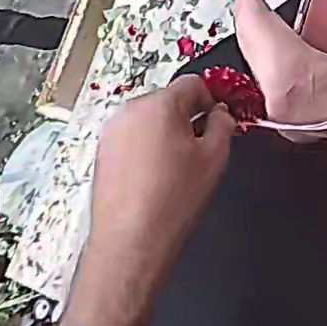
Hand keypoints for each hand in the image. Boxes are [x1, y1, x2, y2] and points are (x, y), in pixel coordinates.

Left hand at [81, 76, 231, 315]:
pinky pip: (133, 136)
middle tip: (200, 147)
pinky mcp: (102, 152)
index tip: (218, 120)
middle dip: (187, 117)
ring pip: (150, 118)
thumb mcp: (216, 156)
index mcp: (159, 105)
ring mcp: (112, 132)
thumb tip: (220, 115)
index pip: (193, 83)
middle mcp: (130, 112)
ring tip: (177, 166)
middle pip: (170, 99)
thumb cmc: (173, 200)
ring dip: (166, 132)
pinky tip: (157, 175)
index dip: (212, 100)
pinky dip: (147, 147)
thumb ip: (223, 123)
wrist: (132, 242)